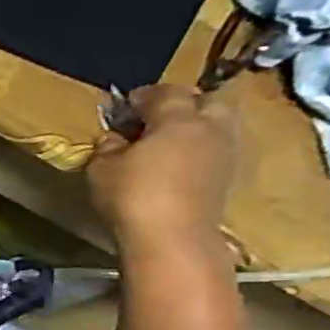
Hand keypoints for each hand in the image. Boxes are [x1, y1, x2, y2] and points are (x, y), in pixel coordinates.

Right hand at [87, 84, 240, 252]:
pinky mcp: (229, 174)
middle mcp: (211, 126)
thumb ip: (108, 146)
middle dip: (183, 103)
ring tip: (168, 140)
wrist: (172, 237)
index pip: (164, 92)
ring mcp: (227, 150)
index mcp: (179, 118)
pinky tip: (178, 162)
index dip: (142, 95)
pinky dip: (200, 147)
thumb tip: (116, 137)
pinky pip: (217, 146)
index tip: (123, 106)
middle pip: (206, 99)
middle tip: (155, 118)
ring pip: (218, 122)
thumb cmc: (131, 196)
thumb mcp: (101, 168)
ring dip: (196, 124)